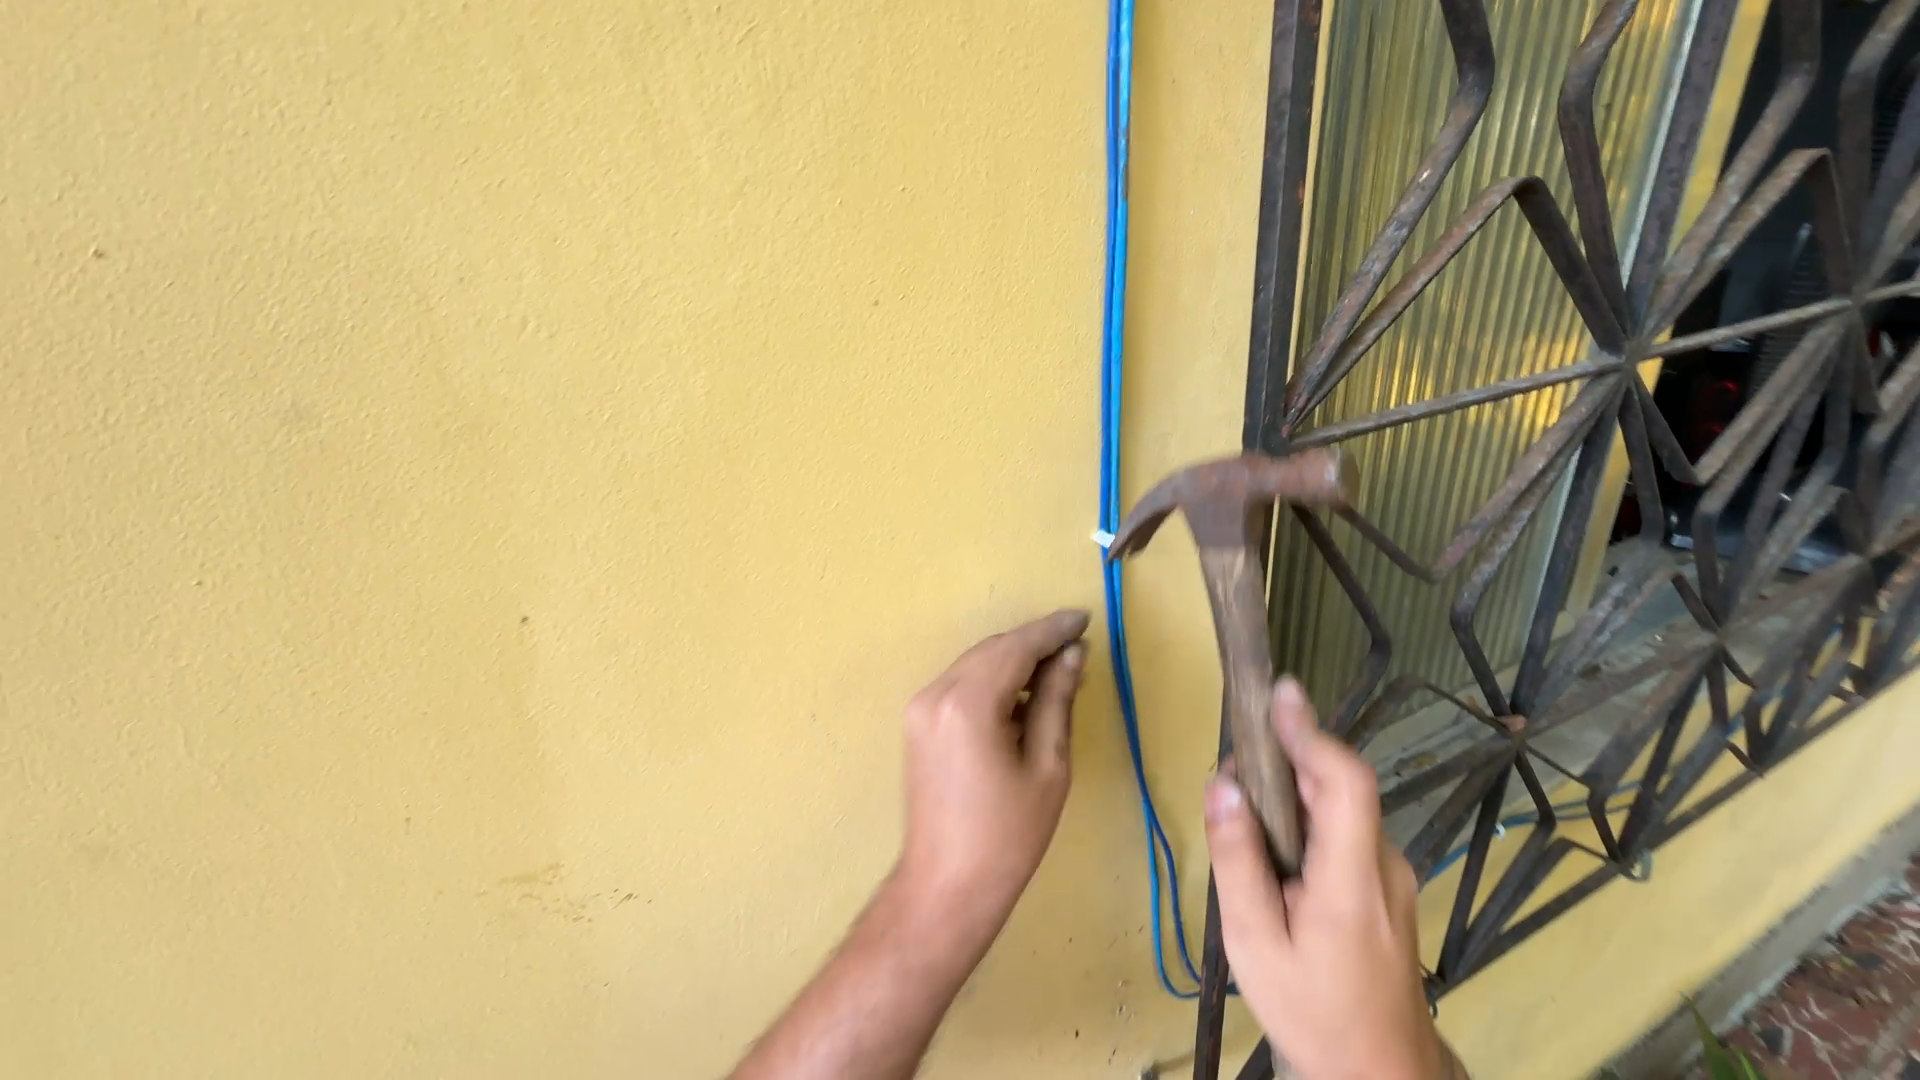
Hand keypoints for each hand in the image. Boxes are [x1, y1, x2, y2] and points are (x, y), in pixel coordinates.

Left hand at [893, 609, 1090, 935]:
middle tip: (1077, 649)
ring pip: (974, 664)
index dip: (1053, 630)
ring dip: (1013, 662)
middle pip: (992, 650)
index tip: (1085, 619)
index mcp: (968, 703)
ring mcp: (919, 708)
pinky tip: (1021, 696)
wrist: (946, 885)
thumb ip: (1056, 700)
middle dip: (1034, 644)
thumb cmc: (1008, 835)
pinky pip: (960, 685)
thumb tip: (1072, 655)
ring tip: (1057, 673)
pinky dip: (992, 682)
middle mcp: (935, 694)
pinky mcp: (917, 723)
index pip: (1016, 647)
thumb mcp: (1047, 766)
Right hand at [1204, 678, 1462, 1079]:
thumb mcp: (1253, 941)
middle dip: (1286, 758)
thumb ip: (1237, 860)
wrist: (1379, 1070)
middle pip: (1338, 786)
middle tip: (1231, 773)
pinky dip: (1306, 815)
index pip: (1345, 782)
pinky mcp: (1384, 883)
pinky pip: (1343, 828)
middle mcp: (1382, 862)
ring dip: (1293, 788)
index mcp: (1351, 878)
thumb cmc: (1310, 1007)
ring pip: (1340, 806)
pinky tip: (1273, 846)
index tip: (1279, 692)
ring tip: (1243, 812)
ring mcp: (1390, 872)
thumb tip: (1223, 786)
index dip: (1312, 733)